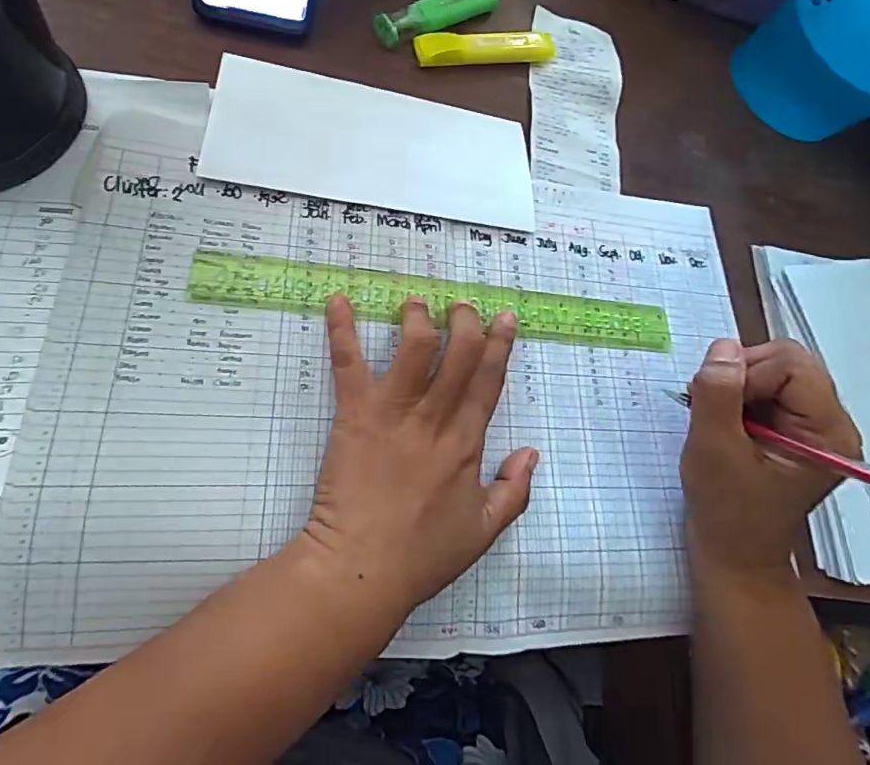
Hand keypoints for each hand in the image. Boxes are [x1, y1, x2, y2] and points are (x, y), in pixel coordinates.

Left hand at [295, 295, 537, 617]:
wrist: (361, 567)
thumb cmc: (420, 554)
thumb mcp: (482, 531)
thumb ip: (513, 490)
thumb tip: (531, 451)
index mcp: (466, 445)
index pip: (488, 382)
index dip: (500, 346)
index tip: (504, 316)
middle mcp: (434, 419)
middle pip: (458, 355)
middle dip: (464, 321)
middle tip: (460, 305)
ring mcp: (393, 412)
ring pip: (414, 350)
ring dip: (417, 319)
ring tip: (415, 303)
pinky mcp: (354, 413)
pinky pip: (348, 363)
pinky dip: (342, 329)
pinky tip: (338, 301)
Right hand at [681, 339, 861, 581]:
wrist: (734, 551)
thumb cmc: (727, 507)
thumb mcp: (713, 447)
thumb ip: (717, 394)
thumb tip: (723, 346)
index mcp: (827, 431)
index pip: (792, 365)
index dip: (748, 373)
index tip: (721, 405)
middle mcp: (830, 423)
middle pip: (787, 361)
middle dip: (741, 374)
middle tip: (714, 407)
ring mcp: (811, 425)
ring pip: (772, 369)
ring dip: (735, 385)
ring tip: (716, 418)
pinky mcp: (792, 428)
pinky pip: (764, 387)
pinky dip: (736, 394)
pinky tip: (723, 422)